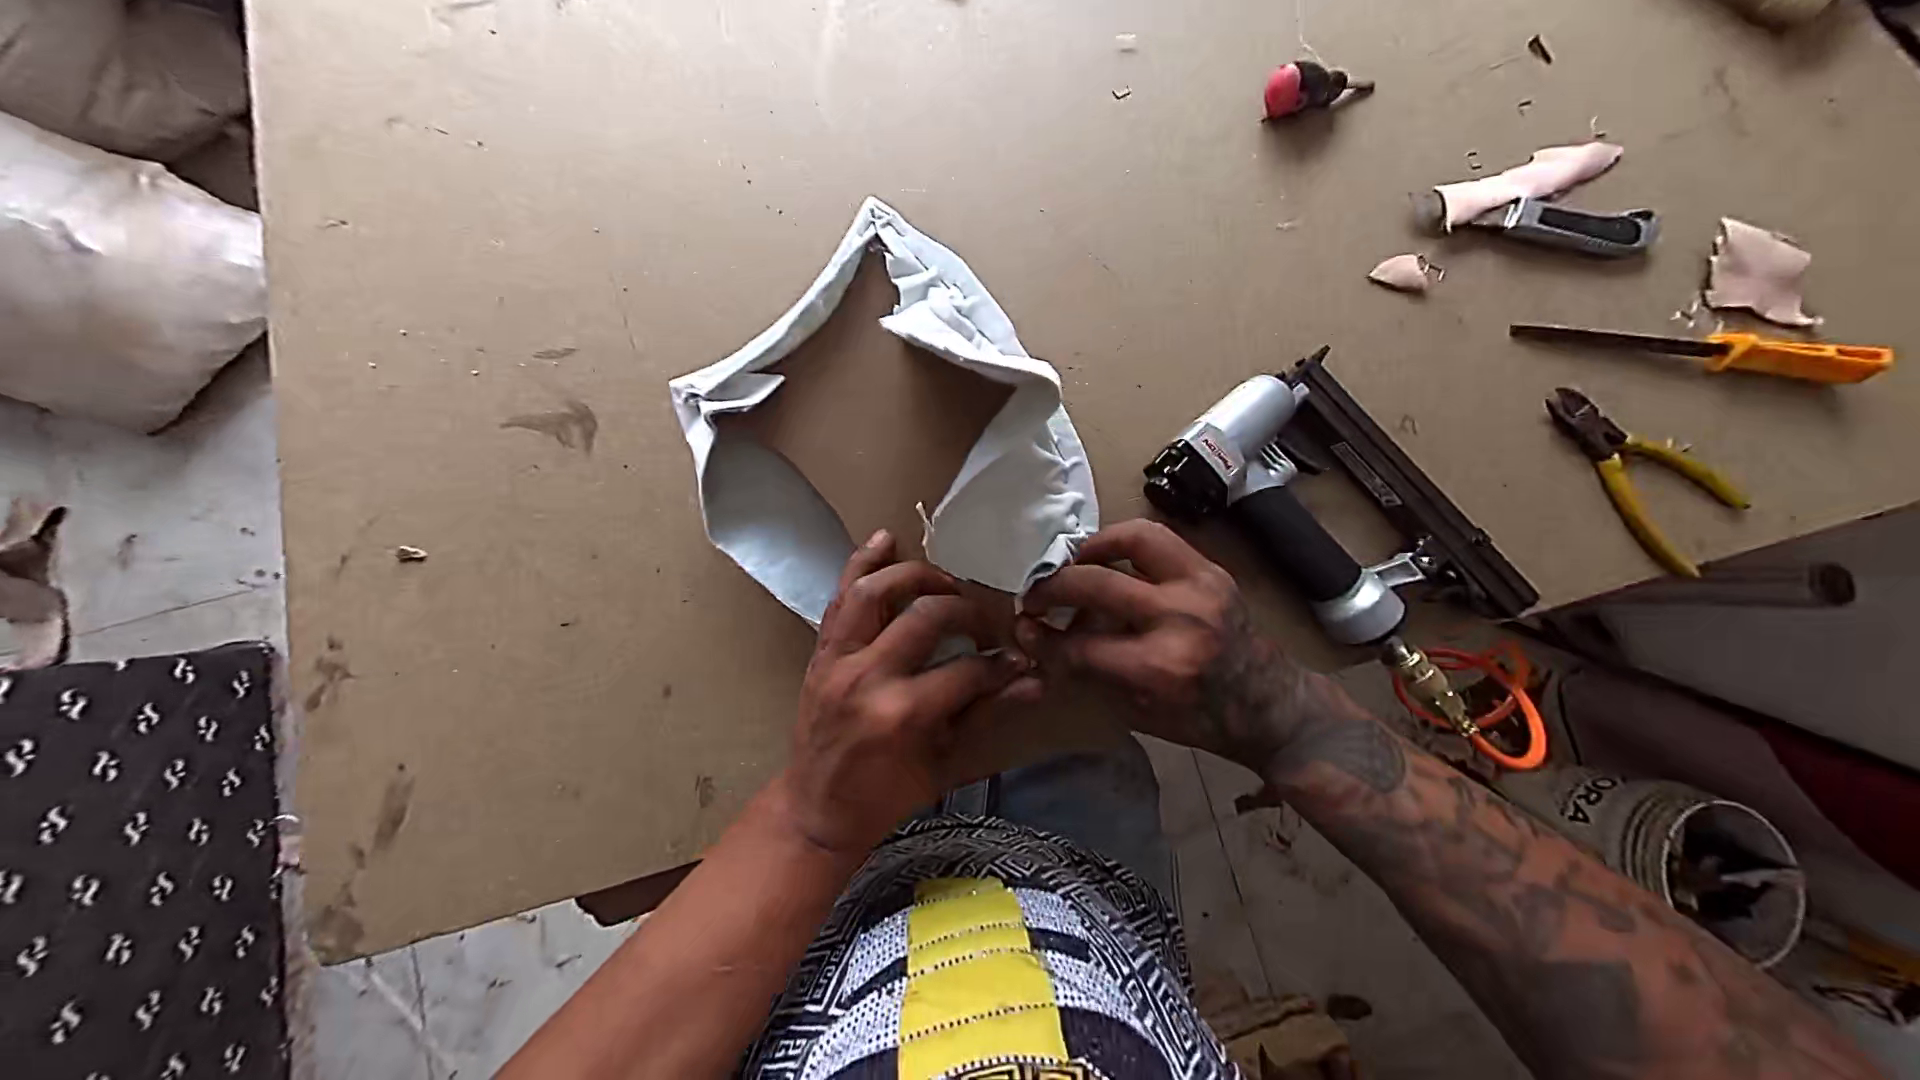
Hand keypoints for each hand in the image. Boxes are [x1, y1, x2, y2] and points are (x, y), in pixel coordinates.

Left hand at [778, 530, 1041, 854]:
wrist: (816, 809)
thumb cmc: (885, 795)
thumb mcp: (944, 763)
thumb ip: (987, 713)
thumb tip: (1034, 680)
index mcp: (902, 714)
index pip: (967, 669)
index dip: (999, 663)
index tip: (1016, 661)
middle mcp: (867, 677)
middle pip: (928, 616)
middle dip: (968, 613)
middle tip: (984, 624)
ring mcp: (837, 659)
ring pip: (874, 590)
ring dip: (916, 575)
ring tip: (944, 582)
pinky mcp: (820, 652)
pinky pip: (839, 598)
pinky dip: (861, 564)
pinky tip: (884, 541)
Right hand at [1013, 520, 1314, 772]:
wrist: (1273, 707)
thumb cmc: (1200, 720)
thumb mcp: (1135, 712)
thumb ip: (1085, 670)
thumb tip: (1036, 636)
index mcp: (1161, 668)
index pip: (1081, 644)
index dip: (1044, 638)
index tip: (1025, 627)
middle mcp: (1181, 619)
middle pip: (1097, 585)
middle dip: (1053, 588)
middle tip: (1036, 594)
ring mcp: (1201, 587)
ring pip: (1132, 540)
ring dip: (1091, 547)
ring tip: (1070, 562)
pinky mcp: (1212, 571)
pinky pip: (1158, 539)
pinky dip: (1123, 543)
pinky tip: (1104, 557)